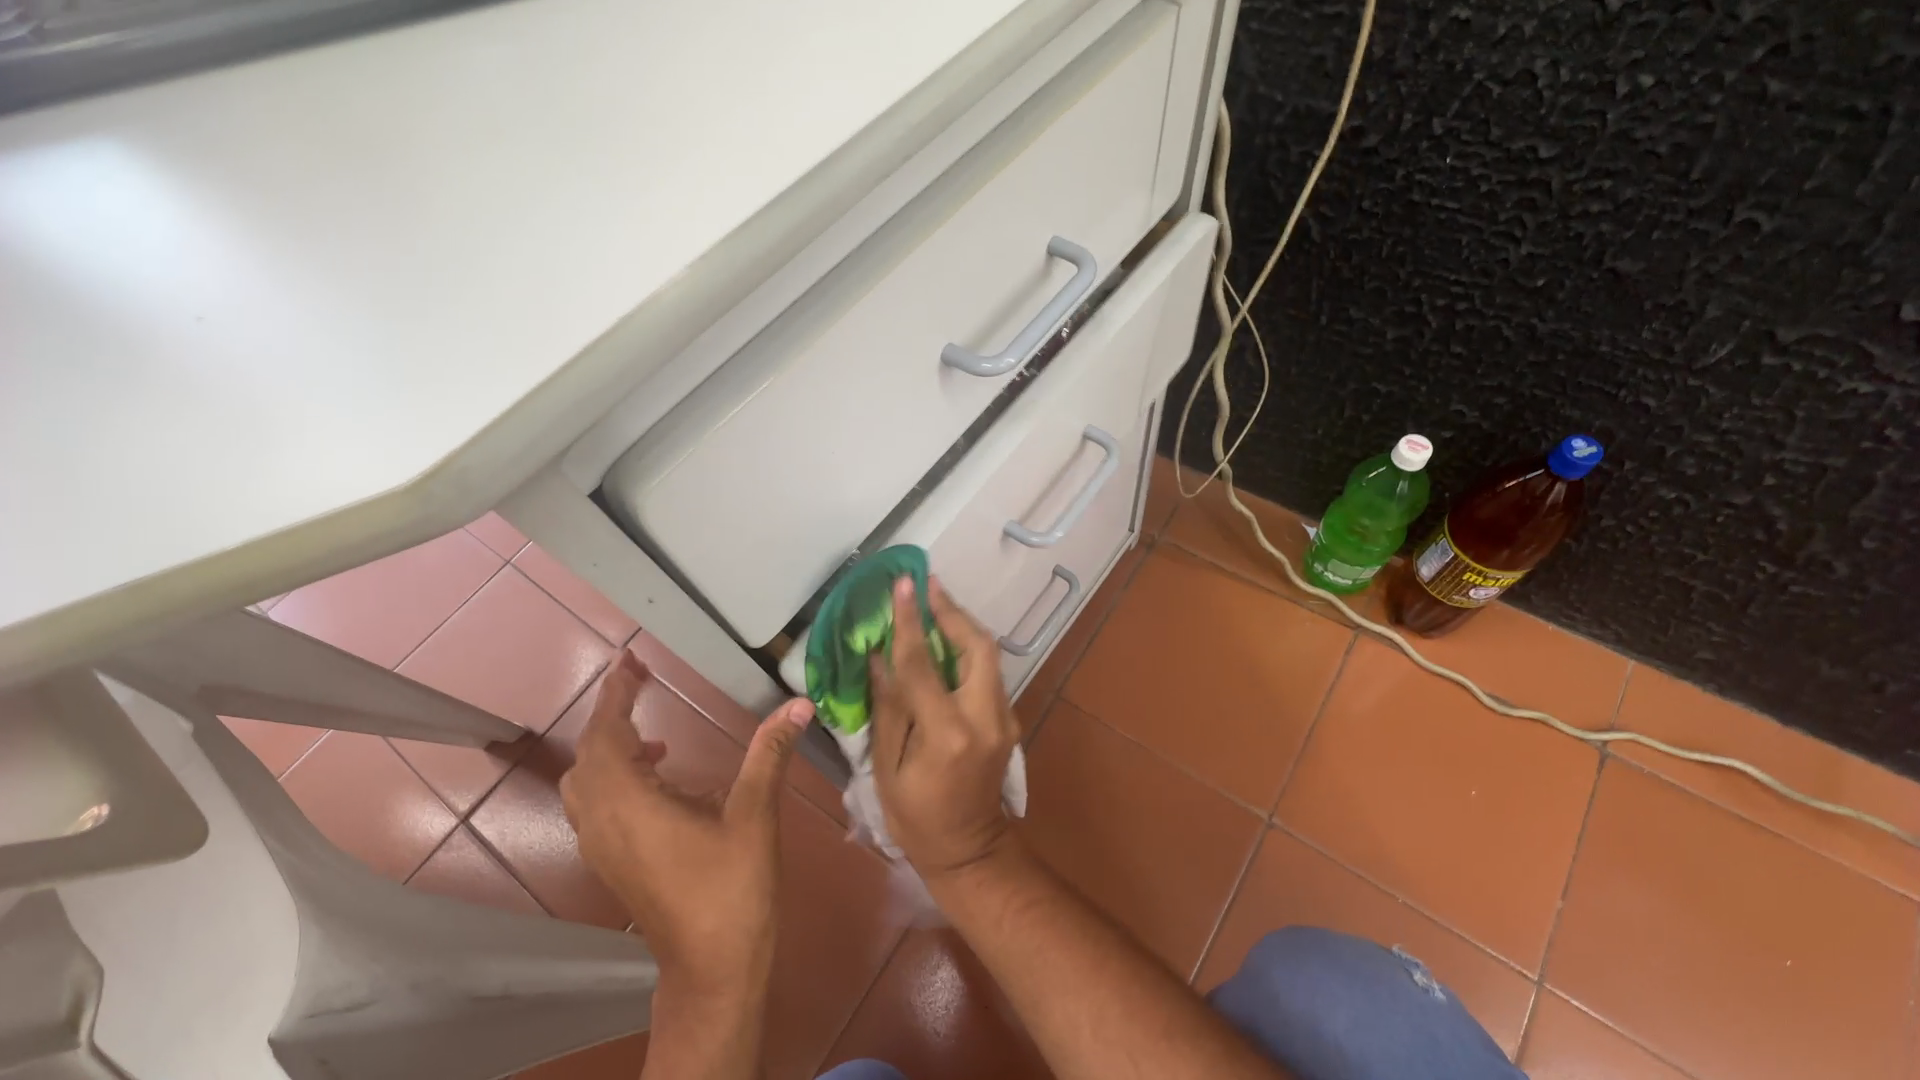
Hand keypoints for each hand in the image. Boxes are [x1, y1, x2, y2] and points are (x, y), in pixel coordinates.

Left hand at [560, 651, 813, 1002]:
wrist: (712, 965)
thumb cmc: (732, 887)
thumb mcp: (754, 814)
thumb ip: (769, 754)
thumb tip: (799, 703)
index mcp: (630, 801)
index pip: (608, 732)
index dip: (616, 694)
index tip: (631, 661)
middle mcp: (603, 819)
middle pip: (590, 752)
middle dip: (612, 713)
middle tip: (641, 683)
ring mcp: (601, 845)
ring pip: (586, 781)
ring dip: (609, 748)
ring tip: (653, 737)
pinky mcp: (610, 862)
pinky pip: (596, 804)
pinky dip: (614, 777)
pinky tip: (659, 782)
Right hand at [870, 576, 1020, 880]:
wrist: (969, 850)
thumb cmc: (916, 817)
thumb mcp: (887, 766)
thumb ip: (888, 706)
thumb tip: (879, 654)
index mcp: (948, 734)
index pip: (925, 664)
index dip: (909, 622)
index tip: (903, 584)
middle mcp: (985, 718)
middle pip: (977, 645)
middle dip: (951, 611)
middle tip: (926, 585)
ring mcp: (1004, 719)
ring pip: (989, 655)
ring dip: (962, 625)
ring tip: (934, 602)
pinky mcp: (1008, 721)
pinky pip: (989, 672)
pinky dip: (968, 648)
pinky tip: (946, 640)